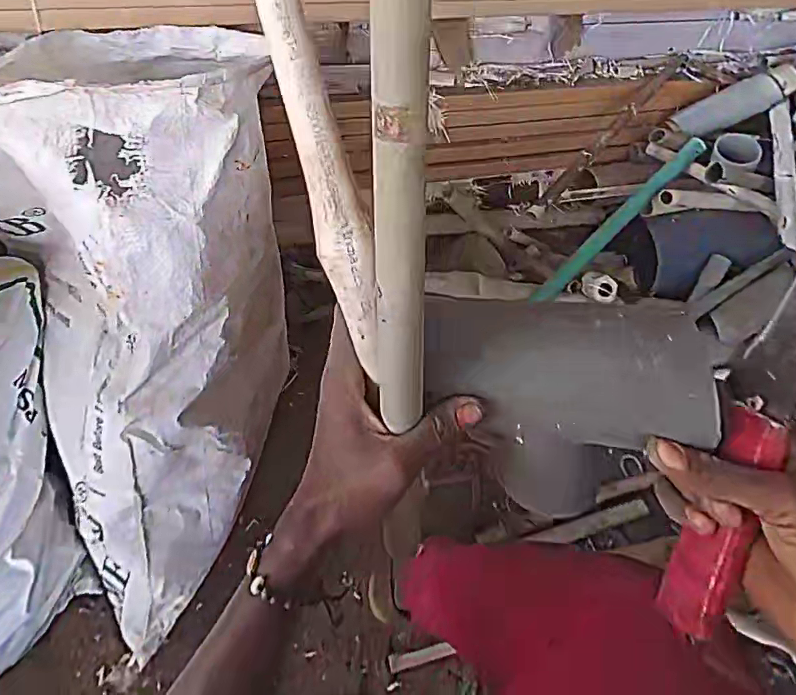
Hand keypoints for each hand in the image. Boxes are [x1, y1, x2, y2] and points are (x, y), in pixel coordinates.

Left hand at [265, 314, 482, 589]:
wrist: (320, 522)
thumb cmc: (347, 490)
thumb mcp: (397, 462)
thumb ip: (436, 432)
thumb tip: (475, 405)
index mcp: (341, 375)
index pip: (348, 317)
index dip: (367, 290)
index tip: (396, 272)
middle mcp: (341, 373)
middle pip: (363, 327)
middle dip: (390, 310)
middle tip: (429, 296)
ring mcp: (347, 388)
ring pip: (372, 350)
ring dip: (396, 339)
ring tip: (434, 322)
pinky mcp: (357, 404)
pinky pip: (378, 372)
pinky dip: (399, 364)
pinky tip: (427, 366)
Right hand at [649, 432, 795, 694]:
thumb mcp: (782, 503)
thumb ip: (719, 474)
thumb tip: (667, 451)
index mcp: (780, 446)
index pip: (725, 415)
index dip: (703, 426)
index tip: (693, 446)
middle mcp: (755, 469)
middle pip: (695, 446)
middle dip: (696, 471)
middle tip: (720, 494)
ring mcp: (736, 499)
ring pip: (683, 476)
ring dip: (692, 498)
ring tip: (722, 520)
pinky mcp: (720, 528)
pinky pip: (682, 507)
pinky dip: (686, 517)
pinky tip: (709, 531)